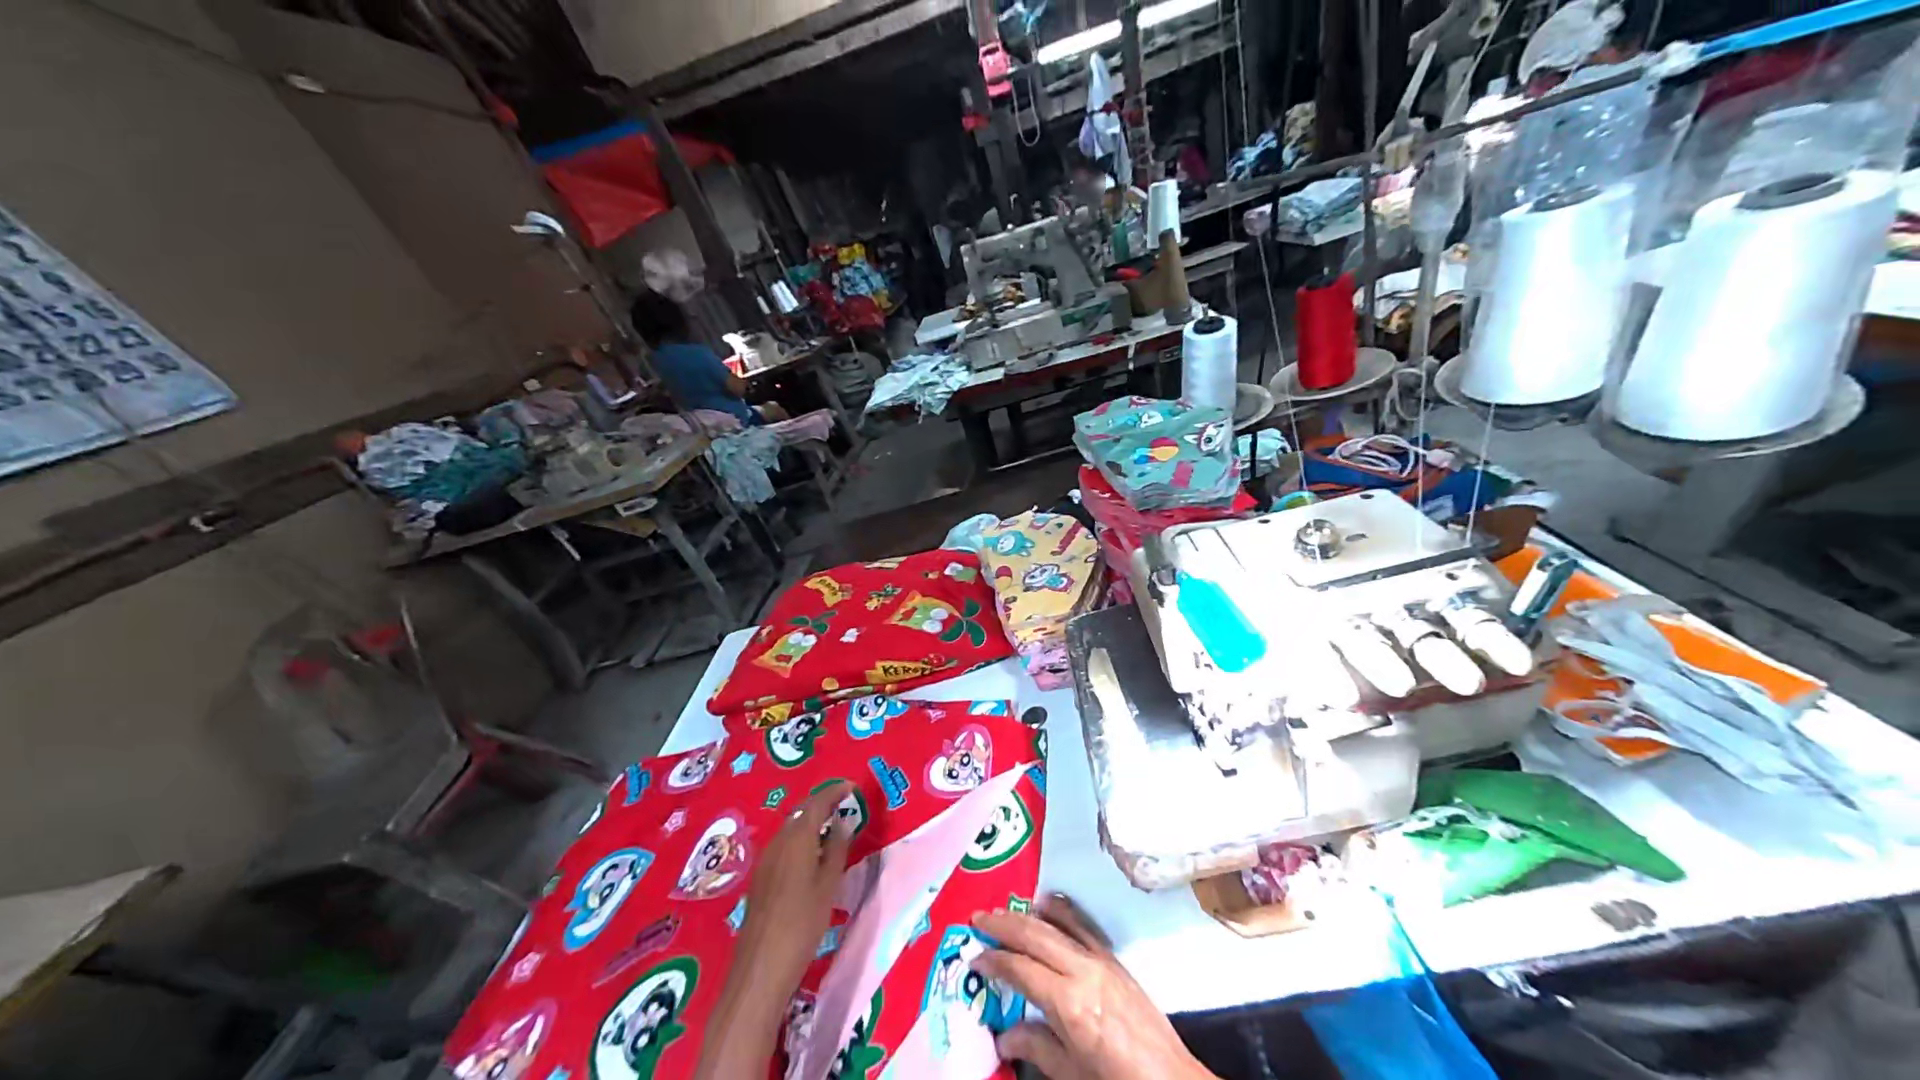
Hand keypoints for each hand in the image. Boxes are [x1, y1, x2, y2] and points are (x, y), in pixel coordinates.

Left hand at [693, 781, 855, 1078]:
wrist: (761, 967)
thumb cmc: (803, 924)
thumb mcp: (829, 885)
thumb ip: (837, 848)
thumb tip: (844, 820)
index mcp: (796, 838)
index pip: (816, 803)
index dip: (835, 792)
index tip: (852, 788)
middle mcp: (777, 841)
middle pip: (801, 813)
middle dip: (823, 804)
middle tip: (846, 805)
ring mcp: (765, 859)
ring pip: (791, 829)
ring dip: (811, 822)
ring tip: (834, 828)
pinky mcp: (761, 877)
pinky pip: (784, 845)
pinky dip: (801, 839)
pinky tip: (813, 855)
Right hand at [972, 894, 1215, 1079]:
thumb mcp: (1071, 1073)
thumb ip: (1036, 1047)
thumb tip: (1004, 1034)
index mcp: (1069, 1003)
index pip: (1021, 969)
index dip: (994, 960)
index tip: (975, 956)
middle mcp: (1083, 972)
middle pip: (1035, 935)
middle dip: (1003, 924)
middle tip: (978, 918)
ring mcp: (1102, 961)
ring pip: (1057, 924)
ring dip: (1027, 913)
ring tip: (1004, 910)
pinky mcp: (1115, 960)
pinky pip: (1083, 925)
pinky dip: (1061, 910)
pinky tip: (1047, 903)